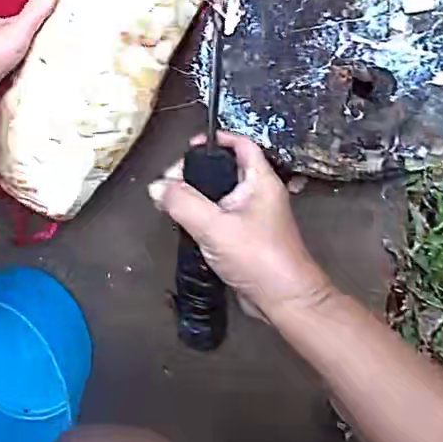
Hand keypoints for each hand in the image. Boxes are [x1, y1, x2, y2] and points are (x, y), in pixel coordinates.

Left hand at [0, 0, 58, 99]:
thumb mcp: (19, 29)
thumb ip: (34, 11)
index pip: (21, 21)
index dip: (37, 24)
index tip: (54, 29)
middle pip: (14, 41)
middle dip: (29, 46)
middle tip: (50, 54)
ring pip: (7, 60)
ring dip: (20, 64)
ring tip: (40, 71)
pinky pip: (2, 78)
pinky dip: (11, 80)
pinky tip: (21, 85)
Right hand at [149, 132, 335, 320]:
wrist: (286, 302)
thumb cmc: (259, 258)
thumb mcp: (214, 226)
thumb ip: (182, 203)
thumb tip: (157, 187)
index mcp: (260, 180)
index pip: (240, 144)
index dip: (217, 139)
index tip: (190, 147)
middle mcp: (259, 193)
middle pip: (225, 167)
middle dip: (197, 169)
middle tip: (173, 179)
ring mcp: (254, 216)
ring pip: (220, 193)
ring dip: (197, 194)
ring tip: (173, 200)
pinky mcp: (247, 236)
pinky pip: (221, 215)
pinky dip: (203, 215)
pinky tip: (185, 223)